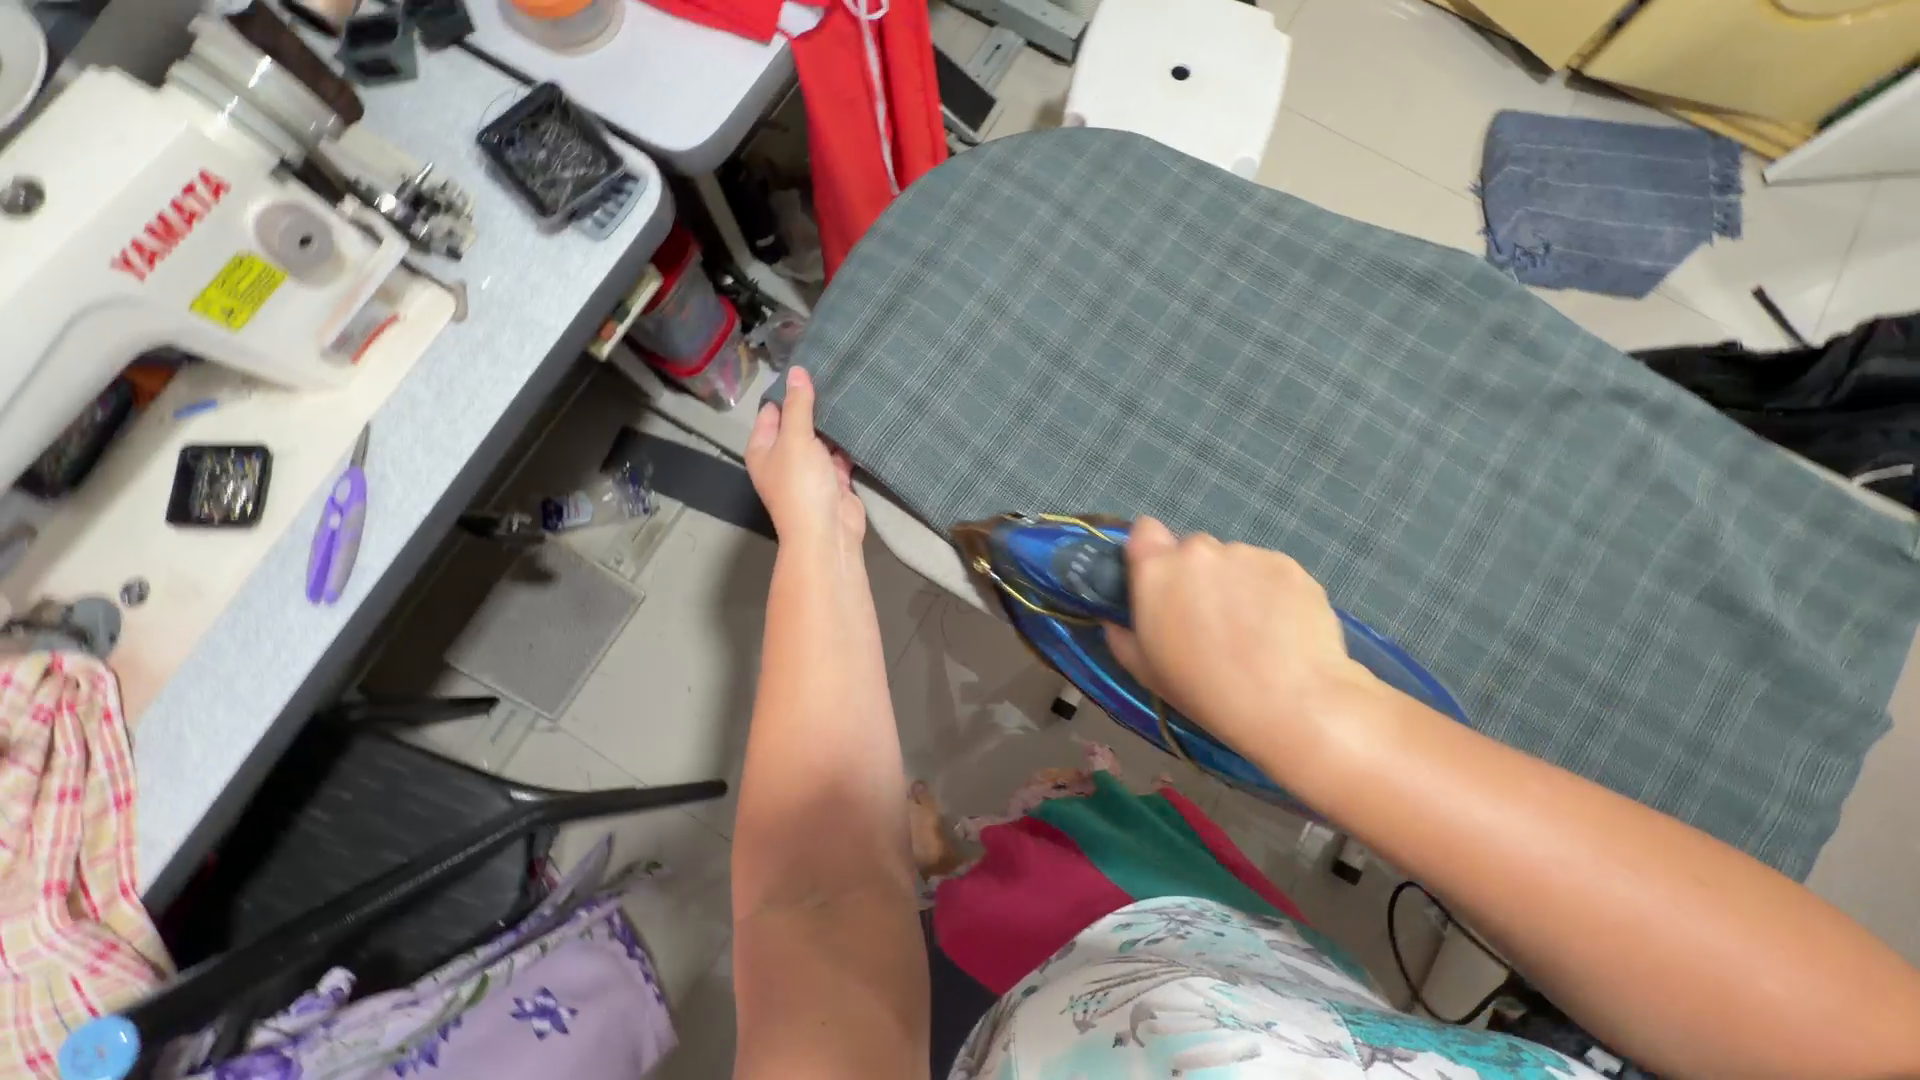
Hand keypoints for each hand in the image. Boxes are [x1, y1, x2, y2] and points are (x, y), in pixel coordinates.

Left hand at [746, 367, 865, 551]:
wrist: (827, 533)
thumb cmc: (801, 484)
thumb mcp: (795, 439)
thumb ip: (798, 405)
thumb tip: (796, 371)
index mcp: (763, 448)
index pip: (772, 411)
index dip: (787, 391)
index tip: (809, 368)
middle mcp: (784, 458)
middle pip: (798, 423)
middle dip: (814, 404)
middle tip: (836, 374)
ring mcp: (810, 470)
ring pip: (821, 438)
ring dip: (833, 422)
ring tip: (851, 390)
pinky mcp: (834, 480)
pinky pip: (840, 454)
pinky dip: (849, 441)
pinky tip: (861, 418)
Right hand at [1104, 517, 1380, 760]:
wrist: (1289, 703)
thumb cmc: (1204, 691)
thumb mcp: (1146, 672)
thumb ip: (1122, 636)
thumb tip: (1116, 621)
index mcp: (1157, 570)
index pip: (1144, 531)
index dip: (1151, 553)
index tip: (1160, 584)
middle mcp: (1199, 552)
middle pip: (1192, 551)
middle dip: (1196, 577)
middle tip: (1208, 619)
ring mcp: (1248, 555)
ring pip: (1234, 562)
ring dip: (1235, 584)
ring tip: (1252, 631)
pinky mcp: (1289, 566)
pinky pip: (1269, 573)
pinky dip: (1271, 593)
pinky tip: (1281, 630)